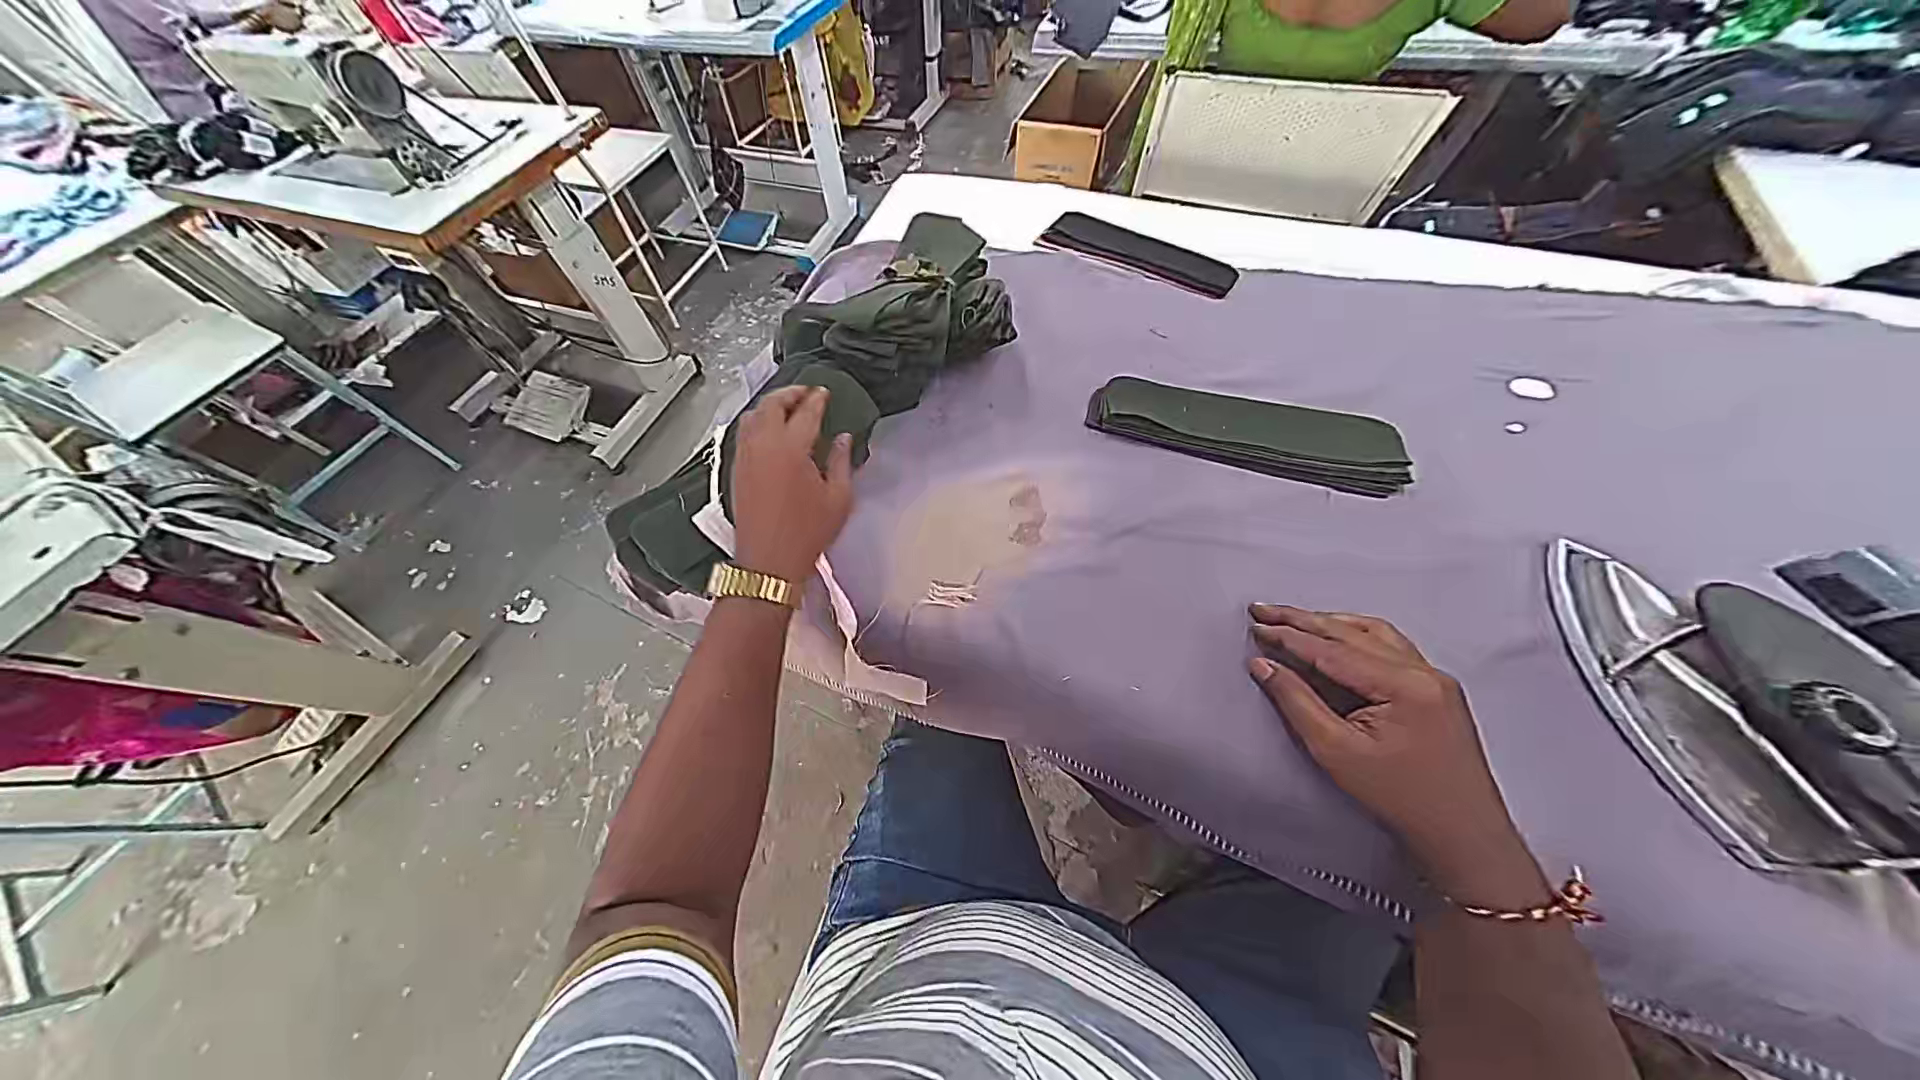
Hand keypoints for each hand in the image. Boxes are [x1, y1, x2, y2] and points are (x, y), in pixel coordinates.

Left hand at [731, 385, 854, 585]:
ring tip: (787, 406)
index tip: (824, 393)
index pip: (805, 411)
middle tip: (806, 393)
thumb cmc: (806, 533)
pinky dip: (758, 421)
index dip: (817, 399)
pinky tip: (770, 429)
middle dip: (790, 393)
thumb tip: (842, 440)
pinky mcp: (736, 469)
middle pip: (772, 404)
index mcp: (791, 448)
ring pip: (753, 415)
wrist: (769, 561)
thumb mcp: (838, 498)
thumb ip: (841, 462)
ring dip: (771, 404)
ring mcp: (745, 456)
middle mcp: (763, 445)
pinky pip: (744, 432)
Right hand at [1246, 605, 1532, 891]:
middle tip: (1263, 611)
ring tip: (1293, 618)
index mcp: (1404, 685)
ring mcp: (1434, 678)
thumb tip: (1264, 665)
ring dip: (1329, 623)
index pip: (1331, 649)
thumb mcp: (1334, 750)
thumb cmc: (1399, 797)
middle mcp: (1424, 672)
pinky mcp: (1435, 688)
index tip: (1256, 627)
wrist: (1461, 834)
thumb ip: (1295, 700)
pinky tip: (1335, 635)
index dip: (1288, 636)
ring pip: (1372, 633)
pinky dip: (1355, 635)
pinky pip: (1390, 646)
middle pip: (1350, 633)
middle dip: (1302, 620)